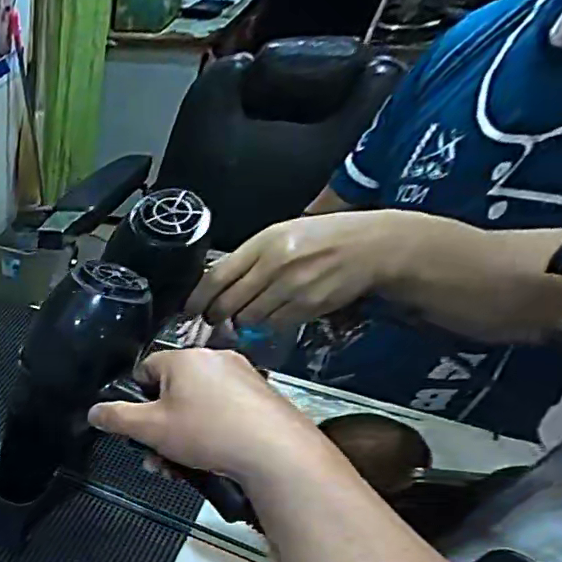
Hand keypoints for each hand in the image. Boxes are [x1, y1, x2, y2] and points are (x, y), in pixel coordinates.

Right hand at [87, 349, 329, 484]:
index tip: (138, 427)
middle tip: (156, 457)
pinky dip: (210, 433)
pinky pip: (222, 412)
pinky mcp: (260, 397)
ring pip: (196, 406)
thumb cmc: (207, 433)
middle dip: (158, 427)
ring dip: (181, 436)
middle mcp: (214, 359)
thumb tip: (94, 411)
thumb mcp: (150, 429)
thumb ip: (116, 418)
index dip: (136, 400)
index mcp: (184, 358)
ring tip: (180, 467)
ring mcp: (241, 377)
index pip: (145, 370)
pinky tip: (210, 460)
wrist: (274, 452)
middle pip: (171, 391)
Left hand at [184, 211, 423, 330]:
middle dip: (215, 316)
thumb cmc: (323, 238)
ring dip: (242, 322)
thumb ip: (250, 259)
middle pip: (226, 303)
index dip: (197, 299)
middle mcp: (274, 264)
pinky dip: (266, 325)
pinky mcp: (306, 306)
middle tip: (215, 318)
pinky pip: (271, 325)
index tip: (189, 309)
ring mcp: (290, 287)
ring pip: (247, 318)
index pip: (217, 277)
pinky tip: (272, 315)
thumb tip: (216, 284)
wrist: (371, 246)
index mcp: (264, 242)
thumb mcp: (282, 235)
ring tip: (248, 315)